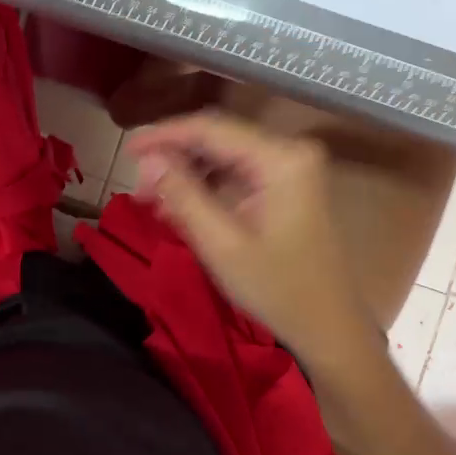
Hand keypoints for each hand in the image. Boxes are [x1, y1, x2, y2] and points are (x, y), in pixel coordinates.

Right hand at [123, 112, 381, 364]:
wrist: (327, 325)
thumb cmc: (276, 288)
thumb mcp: (220, 243)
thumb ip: (182, 195)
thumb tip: (147, 159)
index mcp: (280, 159)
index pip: (210, 129)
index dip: (164, 135)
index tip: (128, 149)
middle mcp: (288, 151)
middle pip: (217, 138)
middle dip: (173, 157)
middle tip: (138, 185)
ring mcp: (290, 168)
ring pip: (222, 154)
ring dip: (186, 171)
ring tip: (152, 197)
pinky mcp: (286, 185)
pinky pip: (235, 171)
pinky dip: (205, 184)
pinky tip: (179, 205)